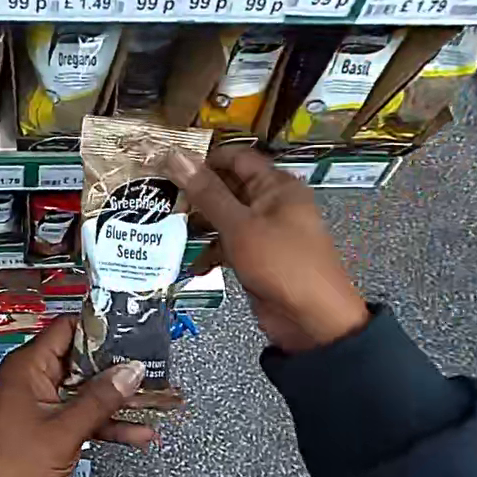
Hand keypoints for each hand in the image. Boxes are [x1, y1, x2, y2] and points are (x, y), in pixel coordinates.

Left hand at [0, 316, 156, 476]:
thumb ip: (100, 399)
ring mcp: (42, 403)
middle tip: (149, 367)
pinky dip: (107, 423)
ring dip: (118, 398)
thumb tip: (130, 371)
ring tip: (152, 400)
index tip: (129, 332)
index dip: (99, 328)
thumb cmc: (11, 469)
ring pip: (87, 390)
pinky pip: (83, 415)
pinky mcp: (49, 426)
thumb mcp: (64, 431)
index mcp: (29, 367)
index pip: (67, 329)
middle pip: (82, 360)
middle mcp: (35, 379)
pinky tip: (137, 433)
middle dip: (117, 367)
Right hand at [166, 146, 368, 354]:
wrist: (312, 320)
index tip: (172, 166)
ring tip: (171, 228)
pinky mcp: (258, 257)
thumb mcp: (239, 225)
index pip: (237, 157)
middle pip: (229, 187)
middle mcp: (272, 203)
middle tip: (163, 197)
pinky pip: (230, 245)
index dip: (206, 158)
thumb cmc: (280, 263)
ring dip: (201, 225)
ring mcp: (266, 231)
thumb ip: (206, 192)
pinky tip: (193, 264)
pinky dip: (212, 252)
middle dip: (198, 194)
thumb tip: (176, 156)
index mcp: (276, 186)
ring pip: (226, 217)